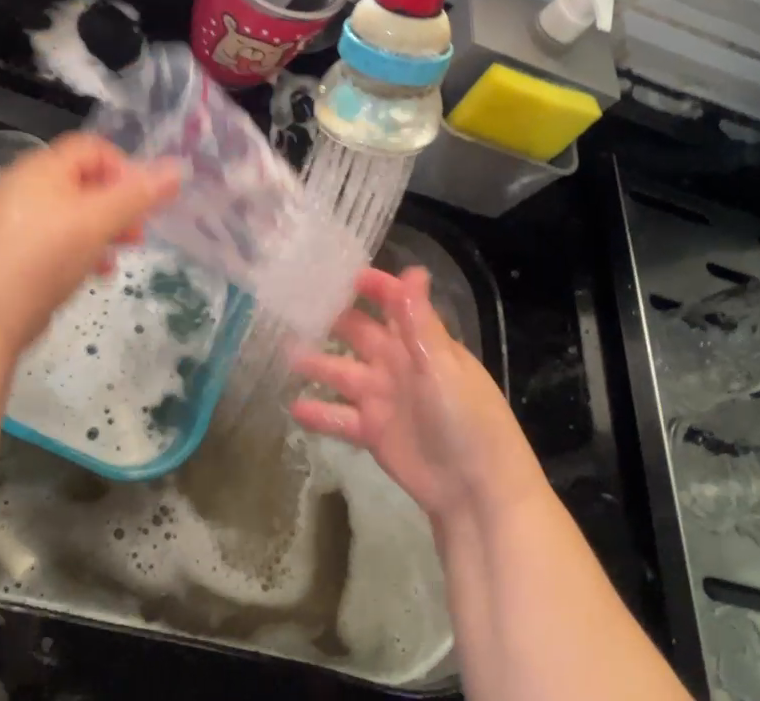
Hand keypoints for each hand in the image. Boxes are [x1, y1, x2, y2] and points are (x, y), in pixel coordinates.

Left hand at [0, 133, 180, 348]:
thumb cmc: (42, 259)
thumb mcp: (96, 223)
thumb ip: (137, 196)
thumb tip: (179, 168)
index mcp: (41, 169)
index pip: (92, 147)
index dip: (124, 167)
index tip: (144, 200)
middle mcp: (26, 187)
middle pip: (85, 180)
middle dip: (119, 203)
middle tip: (140, 231)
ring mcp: (17, 221)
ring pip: (73, 213)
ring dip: (105, 229)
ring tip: (123, 254)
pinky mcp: (14, 254)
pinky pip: (58, 239)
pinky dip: (82, 249)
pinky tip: (96, 273)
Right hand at [290, 267, 545, 525]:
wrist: (476, 489)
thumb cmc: (466, 418)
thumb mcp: (442, 365)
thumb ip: (420, 321)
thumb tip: (414, 269)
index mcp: (420, 343)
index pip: (393, 304)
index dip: (371, 287)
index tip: (337, 272)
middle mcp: (398, 365)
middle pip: (359, 334)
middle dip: (332, 320)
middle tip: (293, 305)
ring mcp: (383, 399)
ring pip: (342, 373)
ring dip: (316, 363)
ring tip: (283, 353)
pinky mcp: (372, 432)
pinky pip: (339, 417)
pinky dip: (318, 412)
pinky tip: (293, 406)